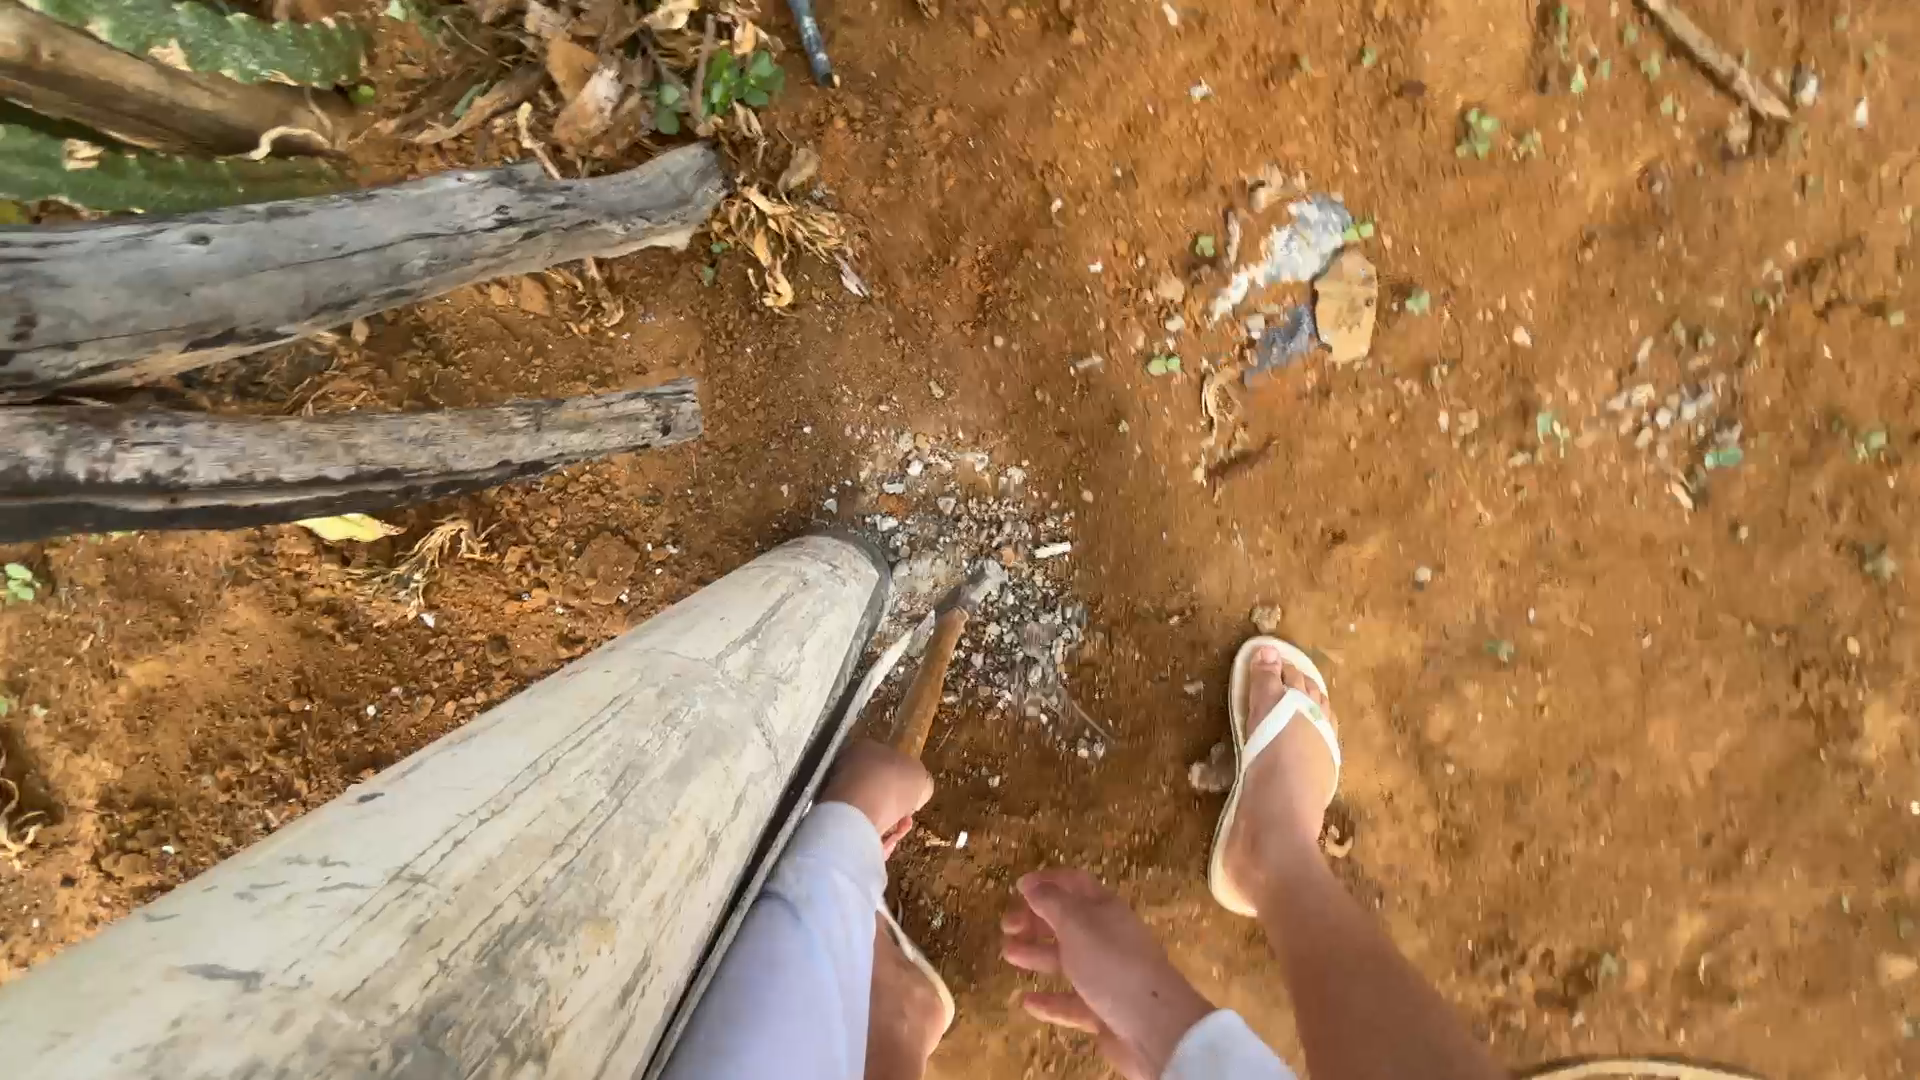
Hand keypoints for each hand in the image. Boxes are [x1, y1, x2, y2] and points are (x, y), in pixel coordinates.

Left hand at [817, 740, 932, 856]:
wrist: (858, 813)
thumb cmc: (892, 785)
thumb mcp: (921, 778)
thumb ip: (920, 782)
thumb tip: (915, 792)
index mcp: (867, 749)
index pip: (888, 762)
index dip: (905, 781)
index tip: (913, 796)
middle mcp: (848, 768)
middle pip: (880, 790)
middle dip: (897, 807)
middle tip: (907, 818)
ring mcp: (838, 795)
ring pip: (871, 813)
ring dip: (889, 825)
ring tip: (898, 833)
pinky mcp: (833, 822)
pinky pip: (860, 831)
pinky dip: (875, 840)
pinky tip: (885, 845)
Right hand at [1001, 869, 1215, 1079]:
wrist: (1156, 1027)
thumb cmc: (1112, 962)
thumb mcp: (1076, 923)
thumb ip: (1050, 903)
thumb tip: (1031, 884)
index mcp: (1104, 908)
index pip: (1074, 883)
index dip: (1046, 881)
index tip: (1018, 886)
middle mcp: (1106, 936)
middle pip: (1066, 920)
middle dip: (1035, 918)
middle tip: (1006, 924)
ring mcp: (1106, 975)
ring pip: (1066, 959)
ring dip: (1036, 954)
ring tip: (1007, 953)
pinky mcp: (1104, 1010)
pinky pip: (1071, 1001)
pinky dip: (1049, 1000)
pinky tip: (1027, 1002)